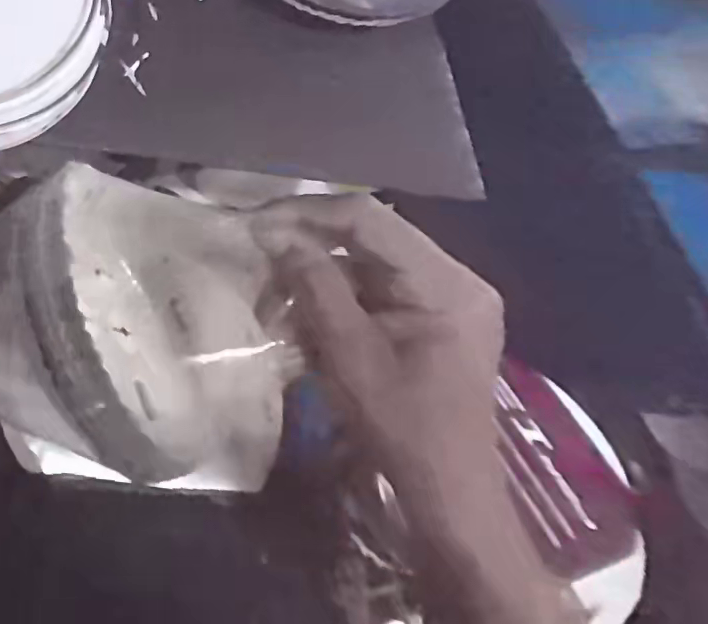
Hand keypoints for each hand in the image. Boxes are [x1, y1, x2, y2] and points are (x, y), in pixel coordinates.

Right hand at [254, 198, 572, 623]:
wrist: (447, 494)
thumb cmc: (401, 426)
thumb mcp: (348, 351)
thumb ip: (313, 282)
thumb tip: (273, 231)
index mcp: (446, 282)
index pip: (367, 218)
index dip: (306, 213)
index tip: (256, 223)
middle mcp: (452, 276)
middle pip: (365, 234)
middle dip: (306, 242)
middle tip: (257, 251)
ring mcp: (442, 293)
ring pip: (361, 258)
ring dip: (313, 272)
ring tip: (271, 297)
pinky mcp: (426, 311)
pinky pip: (369, 284)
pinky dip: (329, 294)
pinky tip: (298, 316)